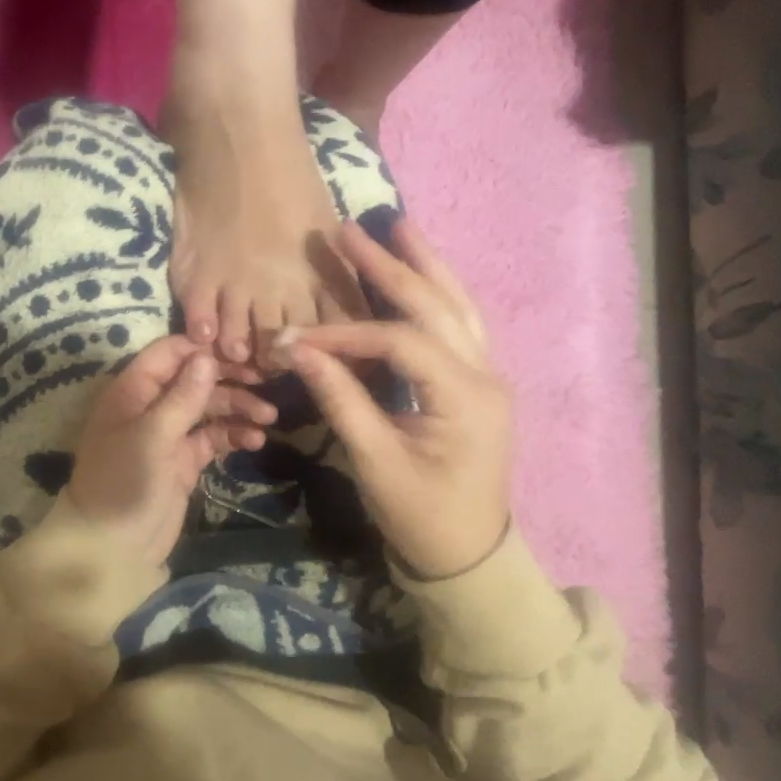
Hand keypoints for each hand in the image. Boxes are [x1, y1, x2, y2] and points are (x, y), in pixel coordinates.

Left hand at [61, 337, 275, 566]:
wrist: (113, 546)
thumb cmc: (124, 482)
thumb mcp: (152, 435)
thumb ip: (182, 397)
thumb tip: (206, 355)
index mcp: (132, 390)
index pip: (170, 352)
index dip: (203, 349)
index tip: (242, 351)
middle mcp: (150, 405)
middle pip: (194, 378)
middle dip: (229, 379)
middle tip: (265, 383)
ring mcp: (168, 433)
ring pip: (208, 408)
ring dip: (237, 408)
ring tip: (268, 417)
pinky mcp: (184, 460)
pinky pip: (212, 437)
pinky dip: (232, 435)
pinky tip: (254, 440)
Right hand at [165, 74, 365, 363]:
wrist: (238, 124)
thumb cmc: (288, 162)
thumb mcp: (327, 215)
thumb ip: (335, 263)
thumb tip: (345, 298)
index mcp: (321, 270)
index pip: (340, 329)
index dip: (340, 353)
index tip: (336, 366)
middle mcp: (282, 285)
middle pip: (290, 346)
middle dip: (287, 364)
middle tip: (279, 370)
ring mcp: (236, 281)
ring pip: (242, 342)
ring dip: (242, 355)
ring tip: (239, 358)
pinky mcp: (197, 271)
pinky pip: (199, 318)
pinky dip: (202, 332)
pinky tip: (203, 336)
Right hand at [274, 219, 511, 578]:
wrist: (468, 555)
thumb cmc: (420, 513)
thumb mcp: (374, 461)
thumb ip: (339, 399)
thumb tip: (294, 350)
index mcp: (463, 395)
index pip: (396, 341)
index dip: (341, 333)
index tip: (293, 338)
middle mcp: (484, 374)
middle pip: (434, 305)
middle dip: (390, 266)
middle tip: (349, 231)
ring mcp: (487, 376)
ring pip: (457, 305)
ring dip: (426, 265)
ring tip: (400, 225)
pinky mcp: (477, 383)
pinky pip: (459, 323)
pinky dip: (437, 292)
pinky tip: (421, 272)